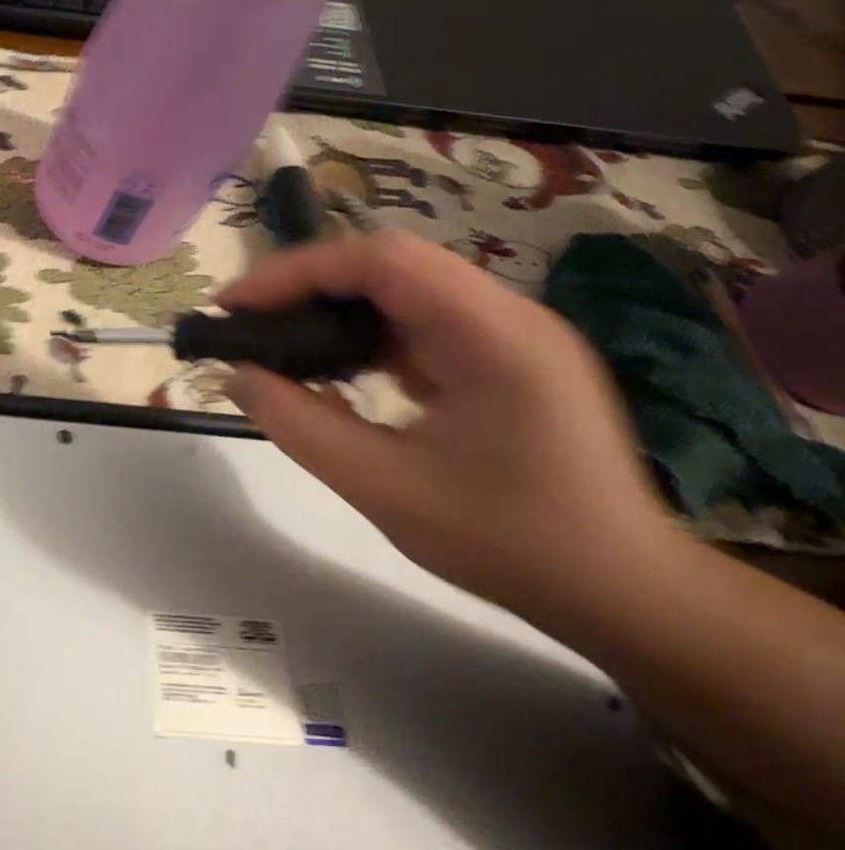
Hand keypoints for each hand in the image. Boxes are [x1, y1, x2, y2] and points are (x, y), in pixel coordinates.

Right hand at [219, 230, 676, 610]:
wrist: (615, 588)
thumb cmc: (503, 540)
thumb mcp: (380, 485)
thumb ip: (298, 424)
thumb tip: (237, 376)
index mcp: (492, 335)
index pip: (381, 261)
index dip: (296, 272)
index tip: (233, 307)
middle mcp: (509, 318)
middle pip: (393, 268)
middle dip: (308, 287)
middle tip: (245, 325)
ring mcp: (514, 339)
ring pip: (406, 295)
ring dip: (336, 312)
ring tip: (276, 346)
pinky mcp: (509, 364)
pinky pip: (424, 329)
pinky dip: (368, 340)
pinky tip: (333, 372)